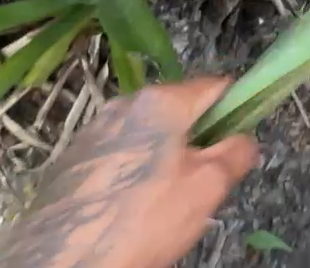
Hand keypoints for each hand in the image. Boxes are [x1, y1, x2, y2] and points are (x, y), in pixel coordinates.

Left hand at [0, 77, 258, 267]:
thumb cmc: (140, 222)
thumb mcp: (208, 188)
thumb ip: (238, 152)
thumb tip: (244, 139)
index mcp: (161, 100)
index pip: (217, 87)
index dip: (234, 113)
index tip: (233, 146)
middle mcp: (123, 106)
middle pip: (180, 113)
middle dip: (195, 142)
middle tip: (196, 183)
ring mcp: (89, 135)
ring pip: (147, 137)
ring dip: (161, 159)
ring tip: (157, 204)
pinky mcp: (64, 166)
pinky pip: (116, 158)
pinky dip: (129, 176)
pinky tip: (125, 212)